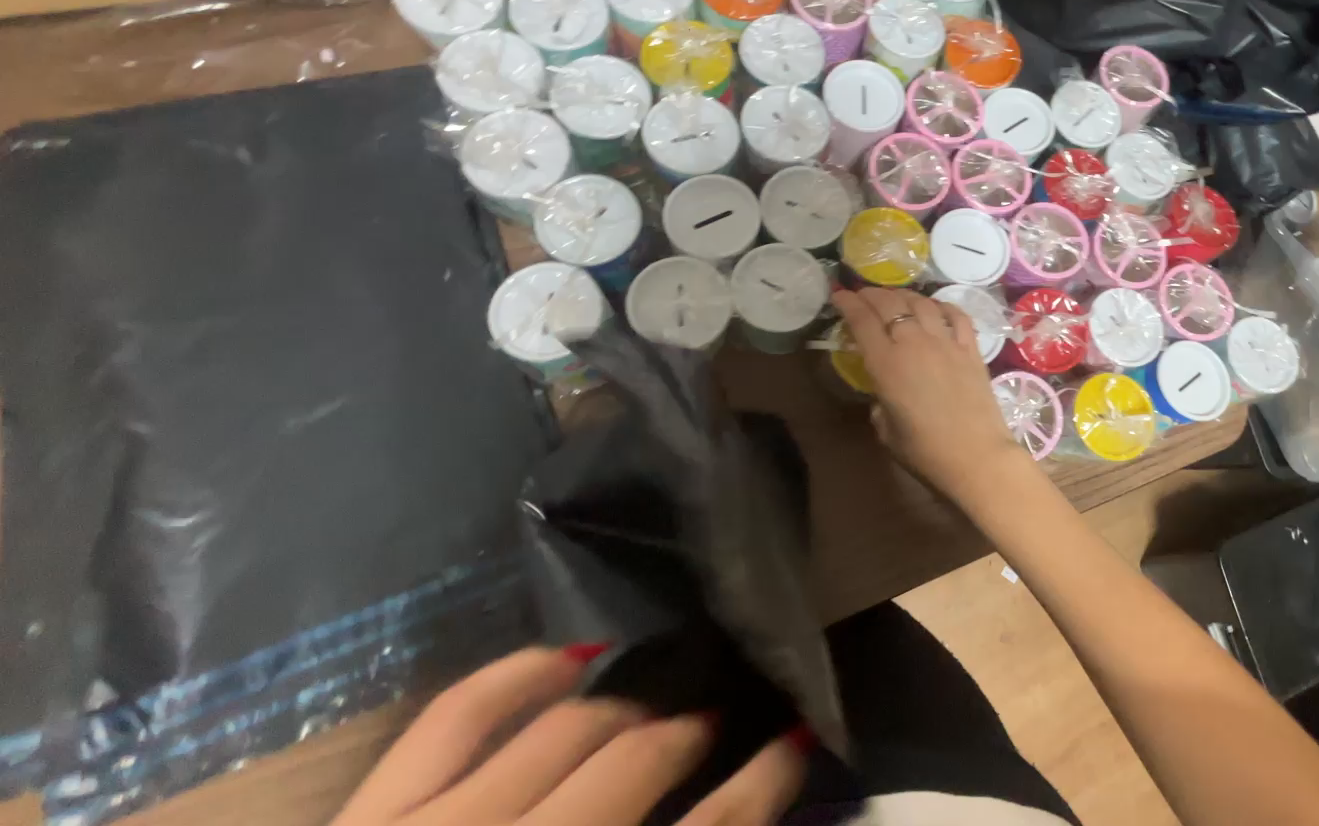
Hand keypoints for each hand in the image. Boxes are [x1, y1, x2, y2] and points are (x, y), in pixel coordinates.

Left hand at [330, 646, 805, 825]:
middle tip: (727, 712)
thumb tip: (724, 821)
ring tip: (666, 686)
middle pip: (640, 765)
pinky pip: (461, 712)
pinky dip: (523, 672)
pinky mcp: (375, 817)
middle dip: (698, 730)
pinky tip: (573, 654)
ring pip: (570, 728)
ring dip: (634, 699)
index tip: (799, 741)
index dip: (764, 785)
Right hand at [831, 287, 1033, 503]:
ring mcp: (946, 343)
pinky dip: (942, 305)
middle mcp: (914, 343)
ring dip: (904, 295)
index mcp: (886, 364)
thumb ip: (879, 404)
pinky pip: (956, 316)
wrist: (976, 457)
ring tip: (895, 297)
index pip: (862, 321)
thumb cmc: (925, 452)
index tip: (839, 297)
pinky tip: (936, 307)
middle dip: (871, 294)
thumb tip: (883, 395)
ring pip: (922, 303)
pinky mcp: (971, 350)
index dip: (848, 304)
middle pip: (890, 304)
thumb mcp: (886, 431)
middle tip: (863, 295)